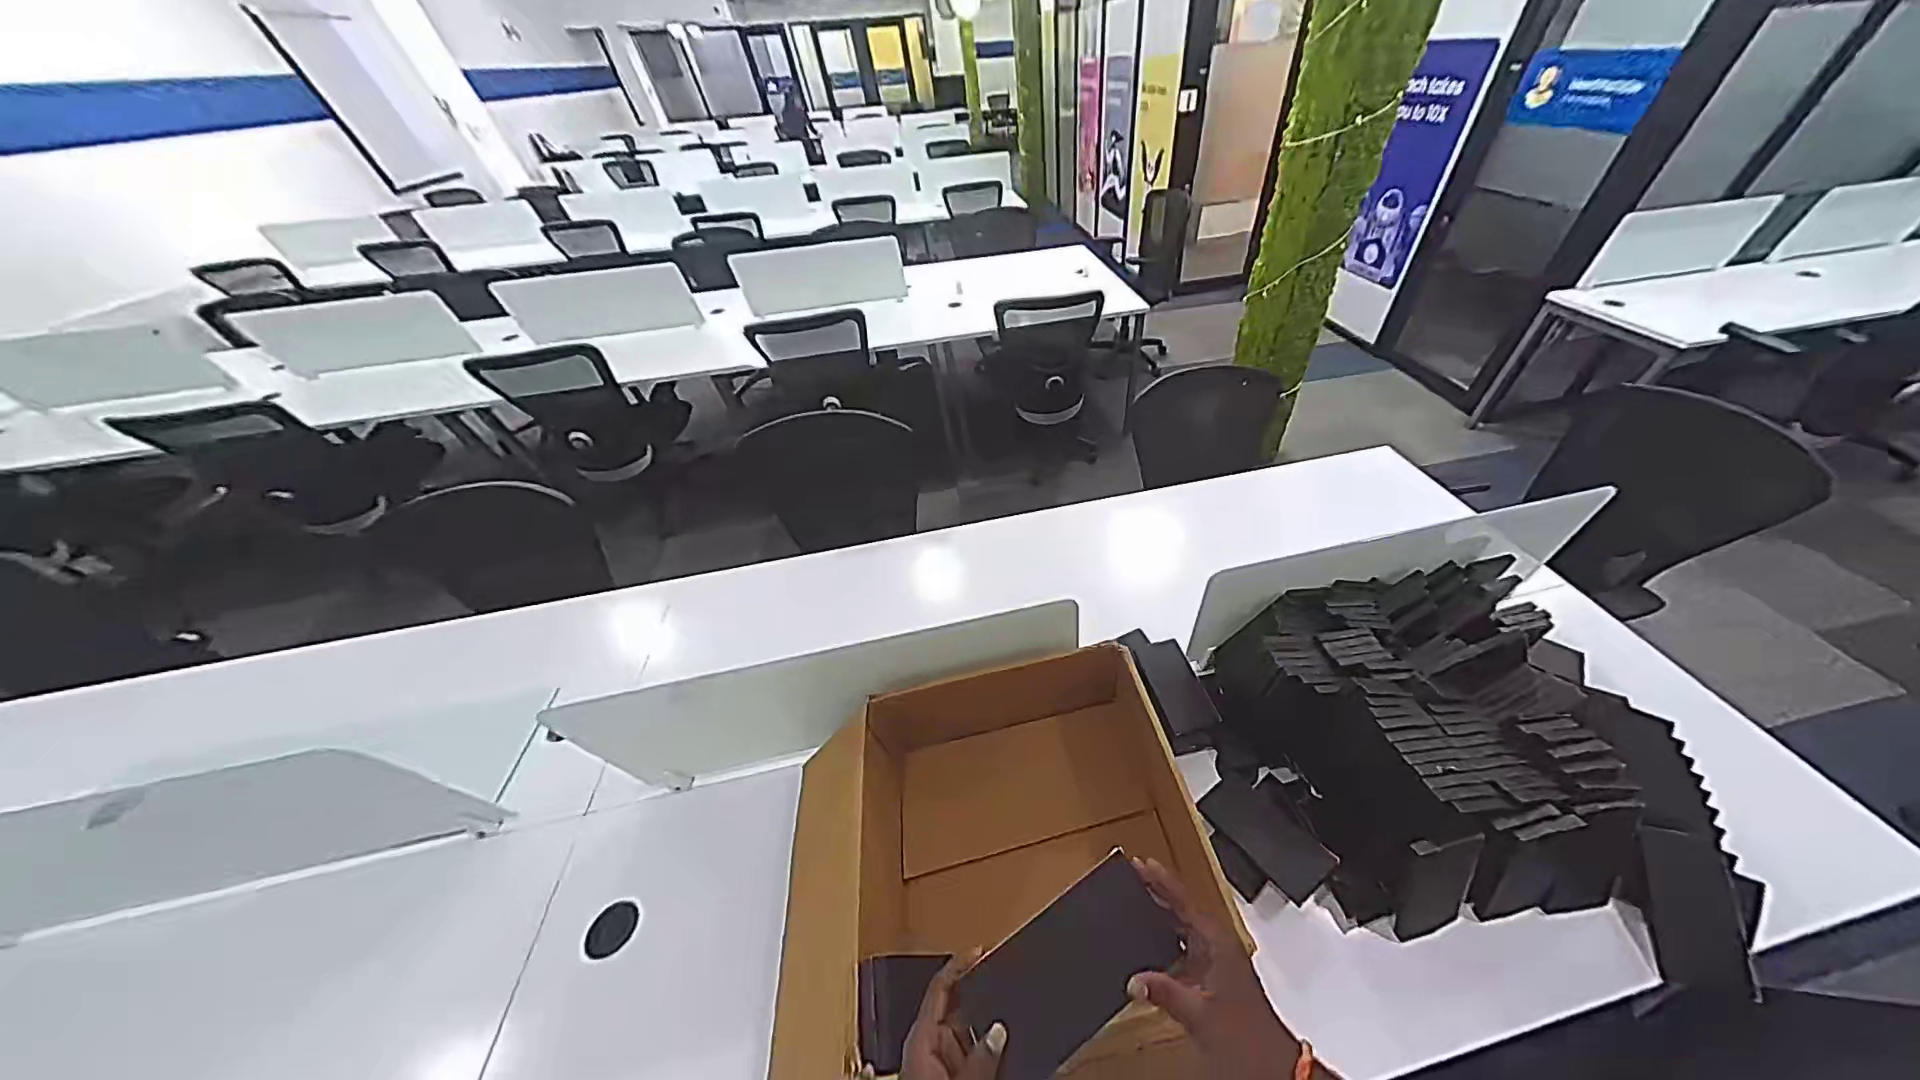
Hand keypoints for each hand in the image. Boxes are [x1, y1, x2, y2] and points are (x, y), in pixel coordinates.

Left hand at [897, 949, 1007, 1079]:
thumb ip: (978, 1060)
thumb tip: (998, 1031)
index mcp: (921, 1038)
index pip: (939, 986)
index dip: (958, 964)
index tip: (978, 951)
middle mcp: (929, 1045)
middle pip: (958, 1006)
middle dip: (981, 995)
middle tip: (1004, 980)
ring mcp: (939, 1060)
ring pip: (968, 1029)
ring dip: (986, 1023)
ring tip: (1008, 1012)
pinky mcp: (949, 1073)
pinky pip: (971, 1050)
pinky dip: (986, 1044)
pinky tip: (1003, 1043)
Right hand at [1127, 857, 1311, 1079]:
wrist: (1276, 1067)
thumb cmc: (1251, 1040)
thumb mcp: (1200, 1015)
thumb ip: (1165, 994)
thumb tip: (1135, 981)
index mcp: (1218, 944)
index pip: (1185, 901)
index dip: (1162, 881)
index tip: (1143, 864)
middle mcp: (1218, 947)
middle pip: (1184, 909)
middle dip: (1159, 891)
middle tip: (1135, 874)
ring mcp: (1216, 962)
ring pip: (1184, 927)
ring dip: (1162, 913)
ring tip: (1139, 899)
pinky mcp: (1212, 978)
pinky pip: (1183, 948)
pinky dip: (1165, 939)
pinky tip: (1150, 943)